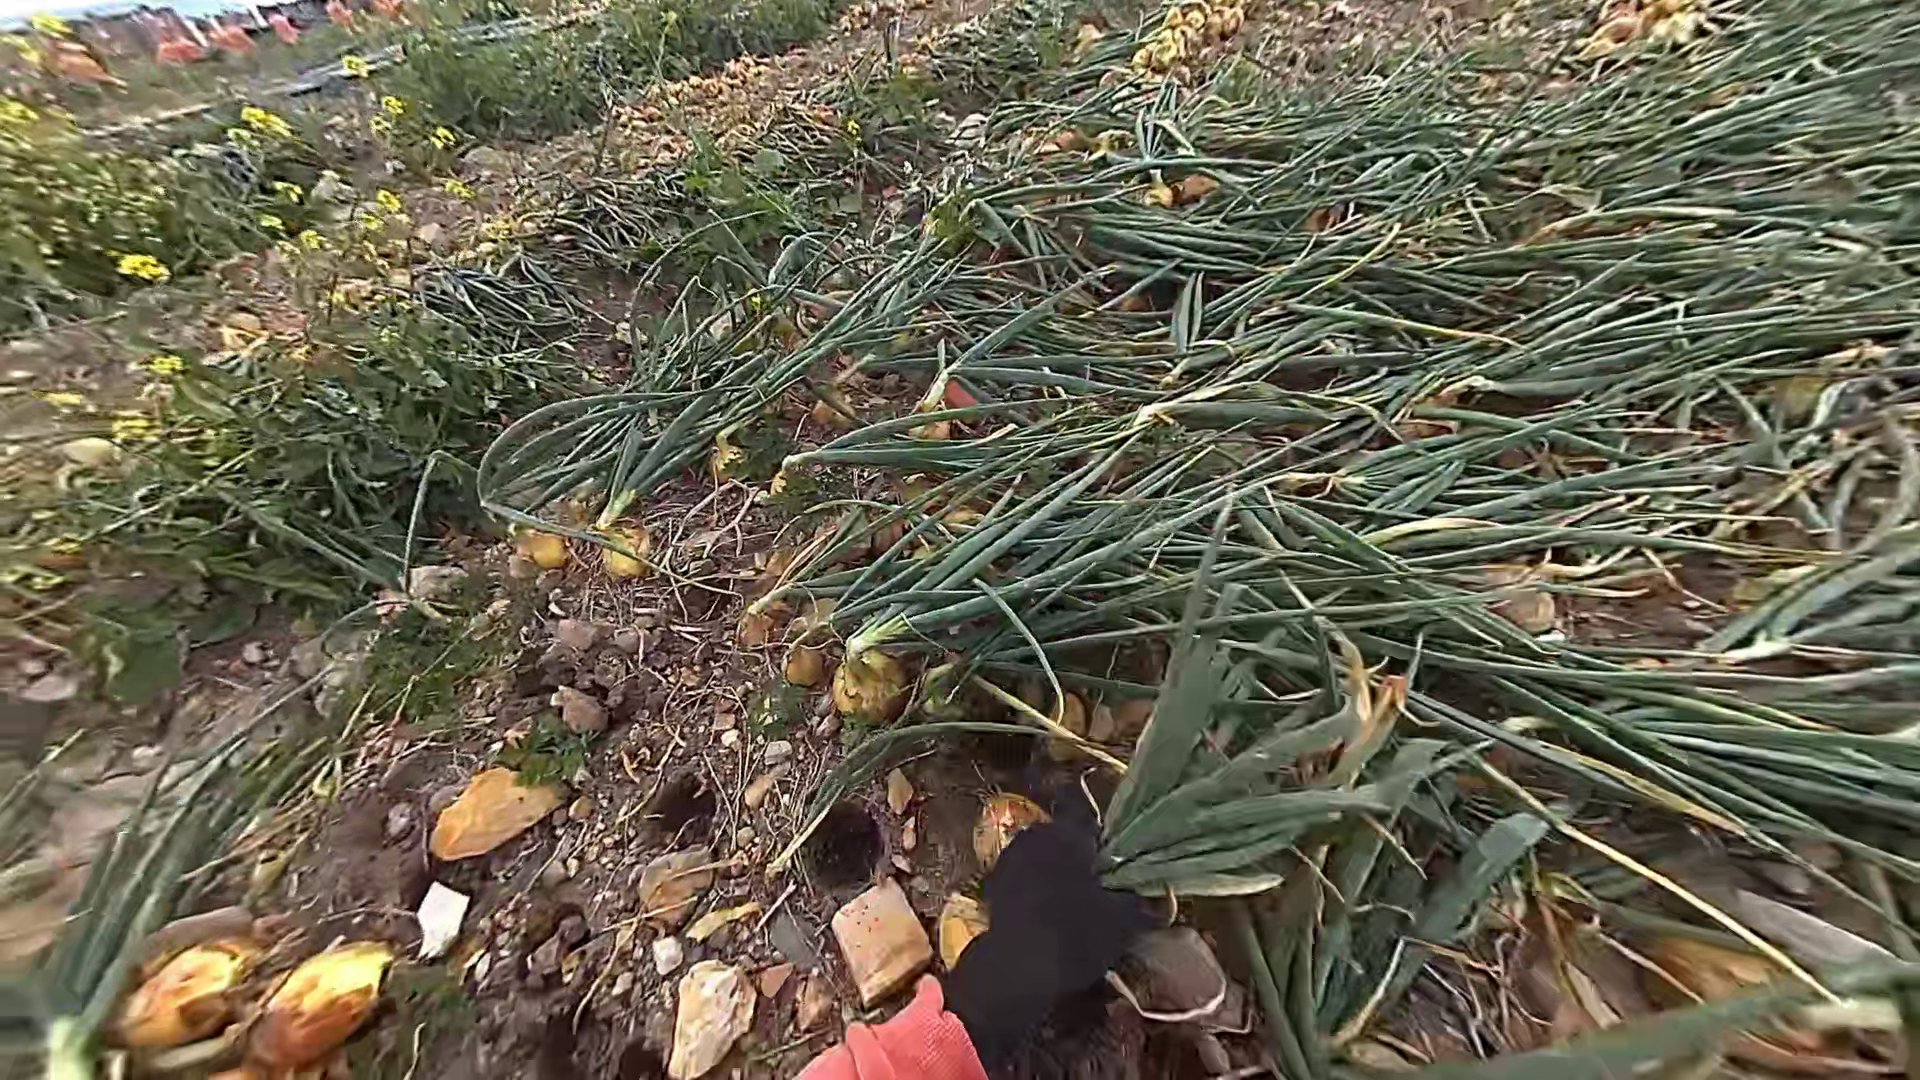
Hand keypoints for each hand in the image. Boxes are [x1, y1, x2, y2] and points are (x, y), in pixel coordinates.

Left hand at [944, 789, 1152, 1068]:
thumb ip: (1145, 904)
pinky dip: (1034, 884)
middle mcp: (1038, 832)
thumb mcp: (1120, 922)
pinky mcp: (995, 877)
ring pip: (1043, 853)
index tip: (1113, 861)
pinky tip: (1044, 909)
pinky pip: (1023, 872)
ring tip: (1070, 900)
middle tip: (1095, 885)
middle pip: (1066, 837)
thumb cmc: (1074, 934)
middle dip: (1079, 855)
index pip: (1091, 820)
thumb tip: (1167, 897)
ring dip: (1055, 868)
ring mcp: (1012, 853)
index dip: (1104, 841)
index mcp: (1069, 833)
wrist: (1017, 964)